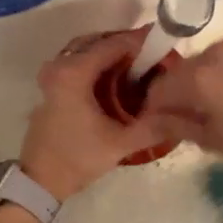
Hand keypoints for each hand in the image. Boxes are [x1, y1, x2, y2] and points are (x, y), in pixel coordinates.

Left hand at [20, 30, 174, 198]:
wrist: (40, 180)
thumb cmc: (78, 158)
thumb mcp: (120, 143)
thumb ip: (154, 126)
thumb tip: (182, 113)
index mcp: (74, 72)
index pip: (114, 44)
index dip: (140, 42)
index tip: (163, 45)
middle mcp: (59, 66)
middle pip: (98, 43)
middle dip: (125, 47)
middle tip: (152, 57)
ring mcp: (51, 76)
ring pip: (86, 52)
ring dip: (110, 55)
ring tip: (138, 67)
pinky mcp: (50, 87)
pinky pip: (77, 64)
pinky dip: (96, 65)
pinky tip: (116, 79)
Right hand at [143, 29, 222, 163]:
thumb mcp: (215, 141)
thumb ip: (176, 126)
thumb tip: (148, 121)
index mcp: (198, 79)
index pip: (158, 89)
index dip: (155, 108)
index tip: (161, 122)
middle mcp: (212, 50)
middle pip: (180, 70)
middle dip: (181, 91)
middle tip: (195, 115)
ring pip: (203, 59)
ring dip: (204, 77)